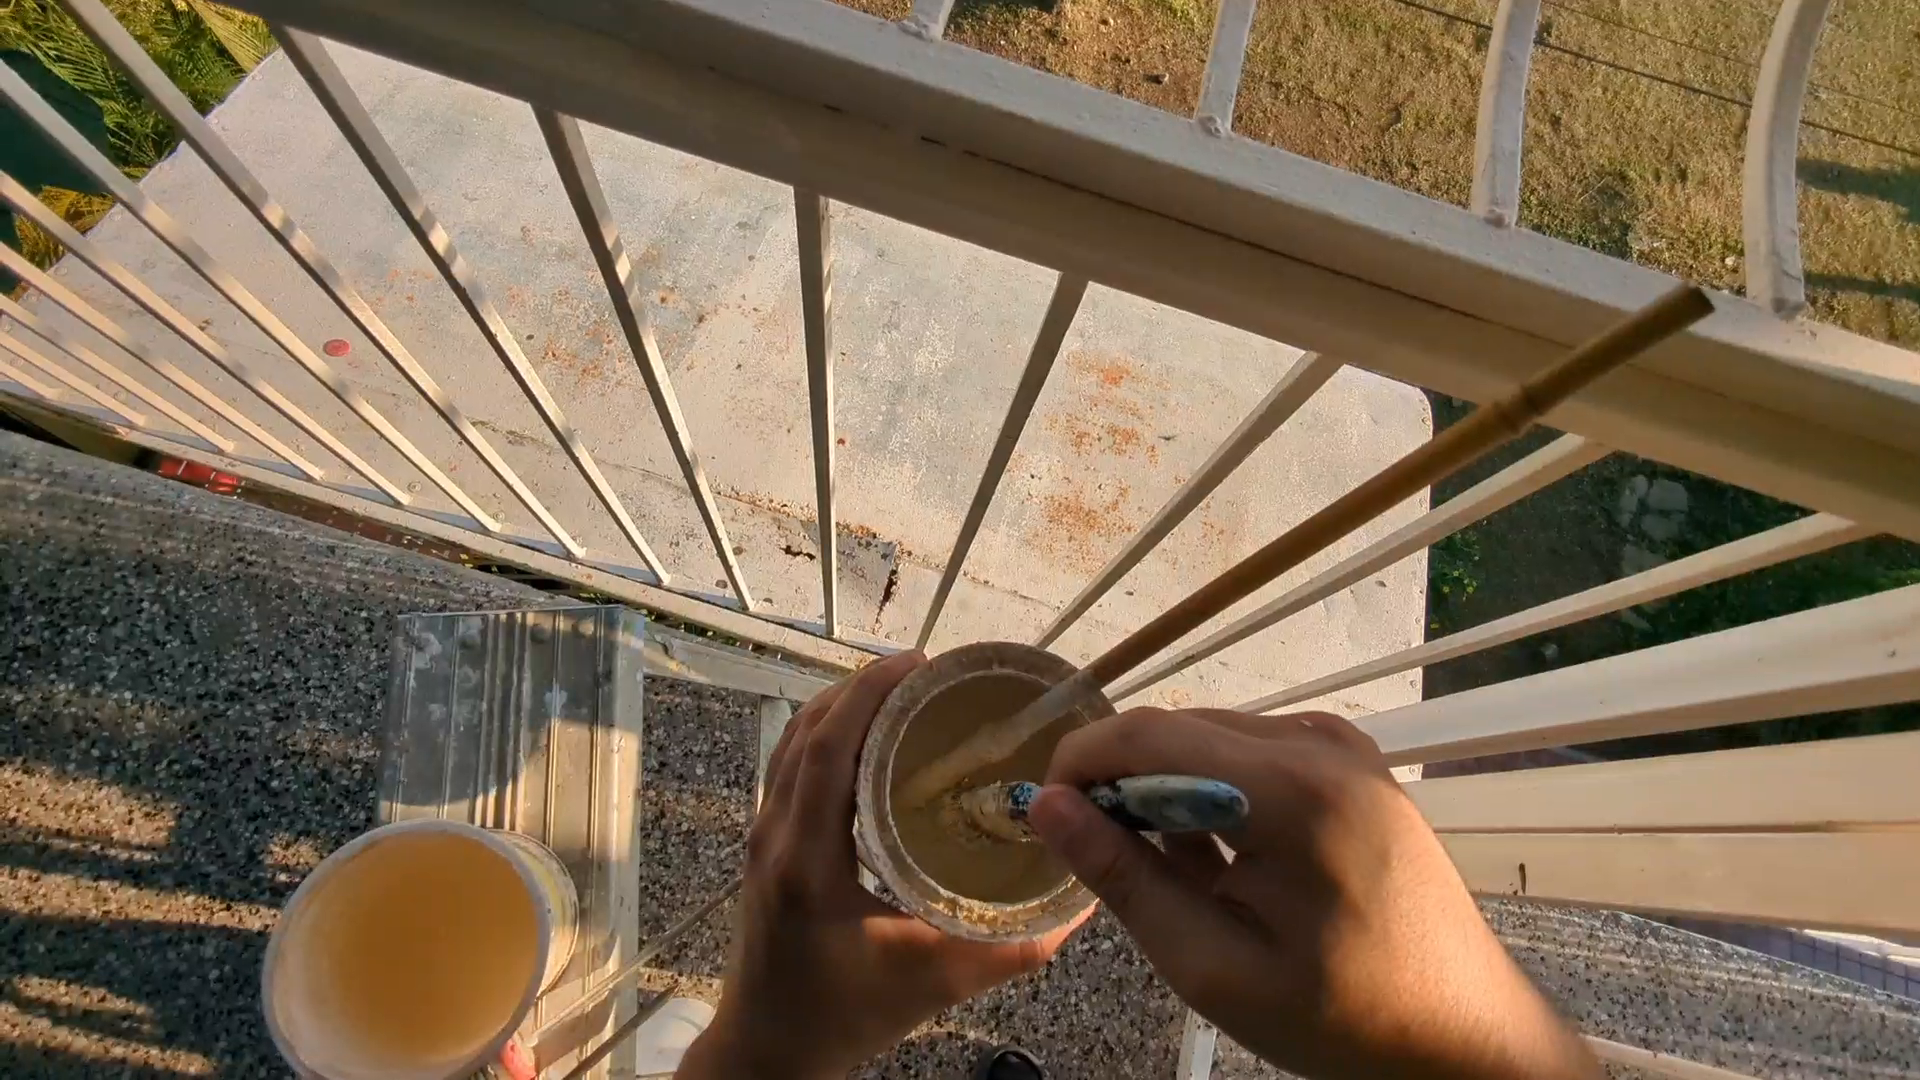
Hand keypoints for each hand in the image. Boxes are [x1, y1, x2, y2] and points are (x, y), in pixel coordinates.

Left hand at [676, 651, 1083, 1078]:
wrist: (767, 1050)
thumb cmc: (843, 1015)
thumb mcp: (932, 982)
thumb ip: (1007, 945)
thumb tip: (1076, 902)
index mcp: (807, 857)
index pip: (828, 747)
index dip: (869, 693)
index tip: (918, 664)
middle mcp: (776, 831)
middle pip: (808, 730)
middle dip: (861, 687)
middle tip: (921, 671)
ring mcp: (762, 831)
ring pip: (794, 740)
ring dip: (841, 704)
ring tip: (898, 690)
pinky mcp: (766, 838)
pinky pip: (791, 761)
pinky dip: (826, 730)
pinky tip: (866, 734)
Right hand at [1027, 708, 1600, 1079]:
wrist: (1471, 1040)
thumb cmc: (1340, 1018)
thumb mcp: (1213, 966)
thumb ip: (1123, 877)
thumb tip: (1046, 805)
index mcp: (1293, 791)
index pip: (1151, 735)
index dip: (1082, 760)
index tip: (1048, 811)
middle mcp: (1318, 743)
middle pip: (1177, 728)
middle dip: (1119, 775)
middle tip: (1097, 844)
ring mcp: (1339, 743)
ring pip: (1207, 732)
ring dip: (1164, 780)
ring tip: (1163, 856)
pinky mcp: (1347, 755)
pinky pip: (1247, 744)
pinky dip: (1209, 781)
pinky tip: (1218, 842)